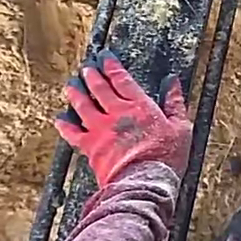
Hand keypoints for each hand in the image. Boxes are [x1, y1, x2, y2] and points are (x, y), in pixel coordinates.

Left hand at [56, 50, 191, 182]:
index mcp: (139, 106)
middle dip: (92, 75)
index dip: (112, 66)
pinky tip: (60, 119)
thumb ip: (175, 102)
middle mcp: (116, 114)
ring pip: (83, 106)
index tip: (105, 57)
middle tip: (86, 68)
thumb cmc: (165, 157)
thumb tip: (173, 82)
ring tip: (71, 85)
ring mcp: (101, 130)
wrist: (144, 183)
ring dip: (76, 93)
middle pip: (99, 88)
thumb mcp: (180, 127)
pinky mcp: (91, 148)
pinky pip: (73, 133)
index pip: (122, 79)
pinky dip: (65, 125)